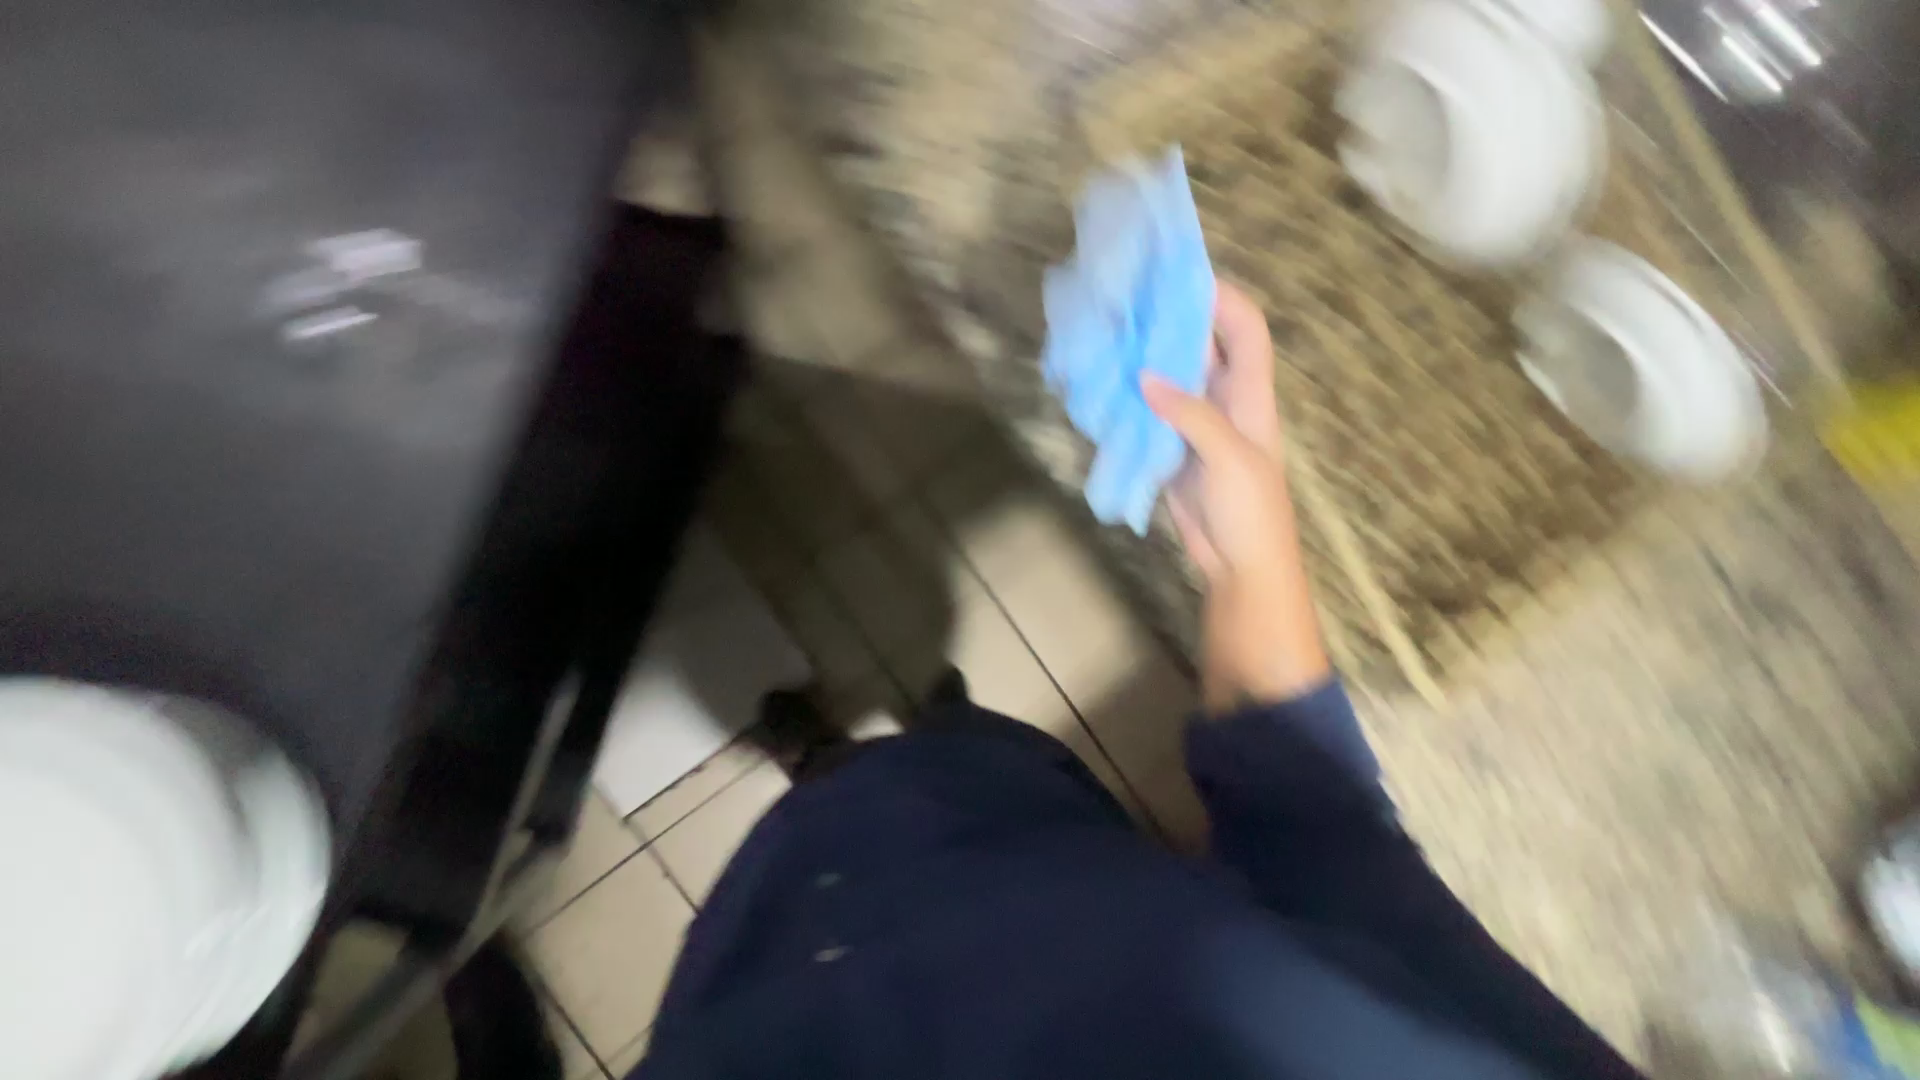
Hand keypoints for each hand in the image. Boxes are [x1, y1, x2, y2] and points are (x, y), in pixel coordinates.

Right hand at [1143, 282, 1329, 708]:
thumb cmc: (1253, 512)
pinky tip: (1103, 388)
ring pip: (1169, 379)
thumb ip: (1193, 416)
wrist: (1240, 567)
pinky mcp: (1169, 449)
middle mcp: (1223, 401)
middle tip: (1128, 302)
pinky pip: (1148, 415)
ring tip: (1108, 337)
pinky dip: (1129, 400)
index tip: (1180, 279)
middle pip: (1201, 347)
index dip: (1221, 299)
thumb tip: (1145, 379)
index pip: (1245, 331)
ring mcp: (1194, 425)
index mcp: (1251, 397)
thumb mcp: (1232, 459)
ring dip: (1143, 360)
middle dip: (1170, 322)